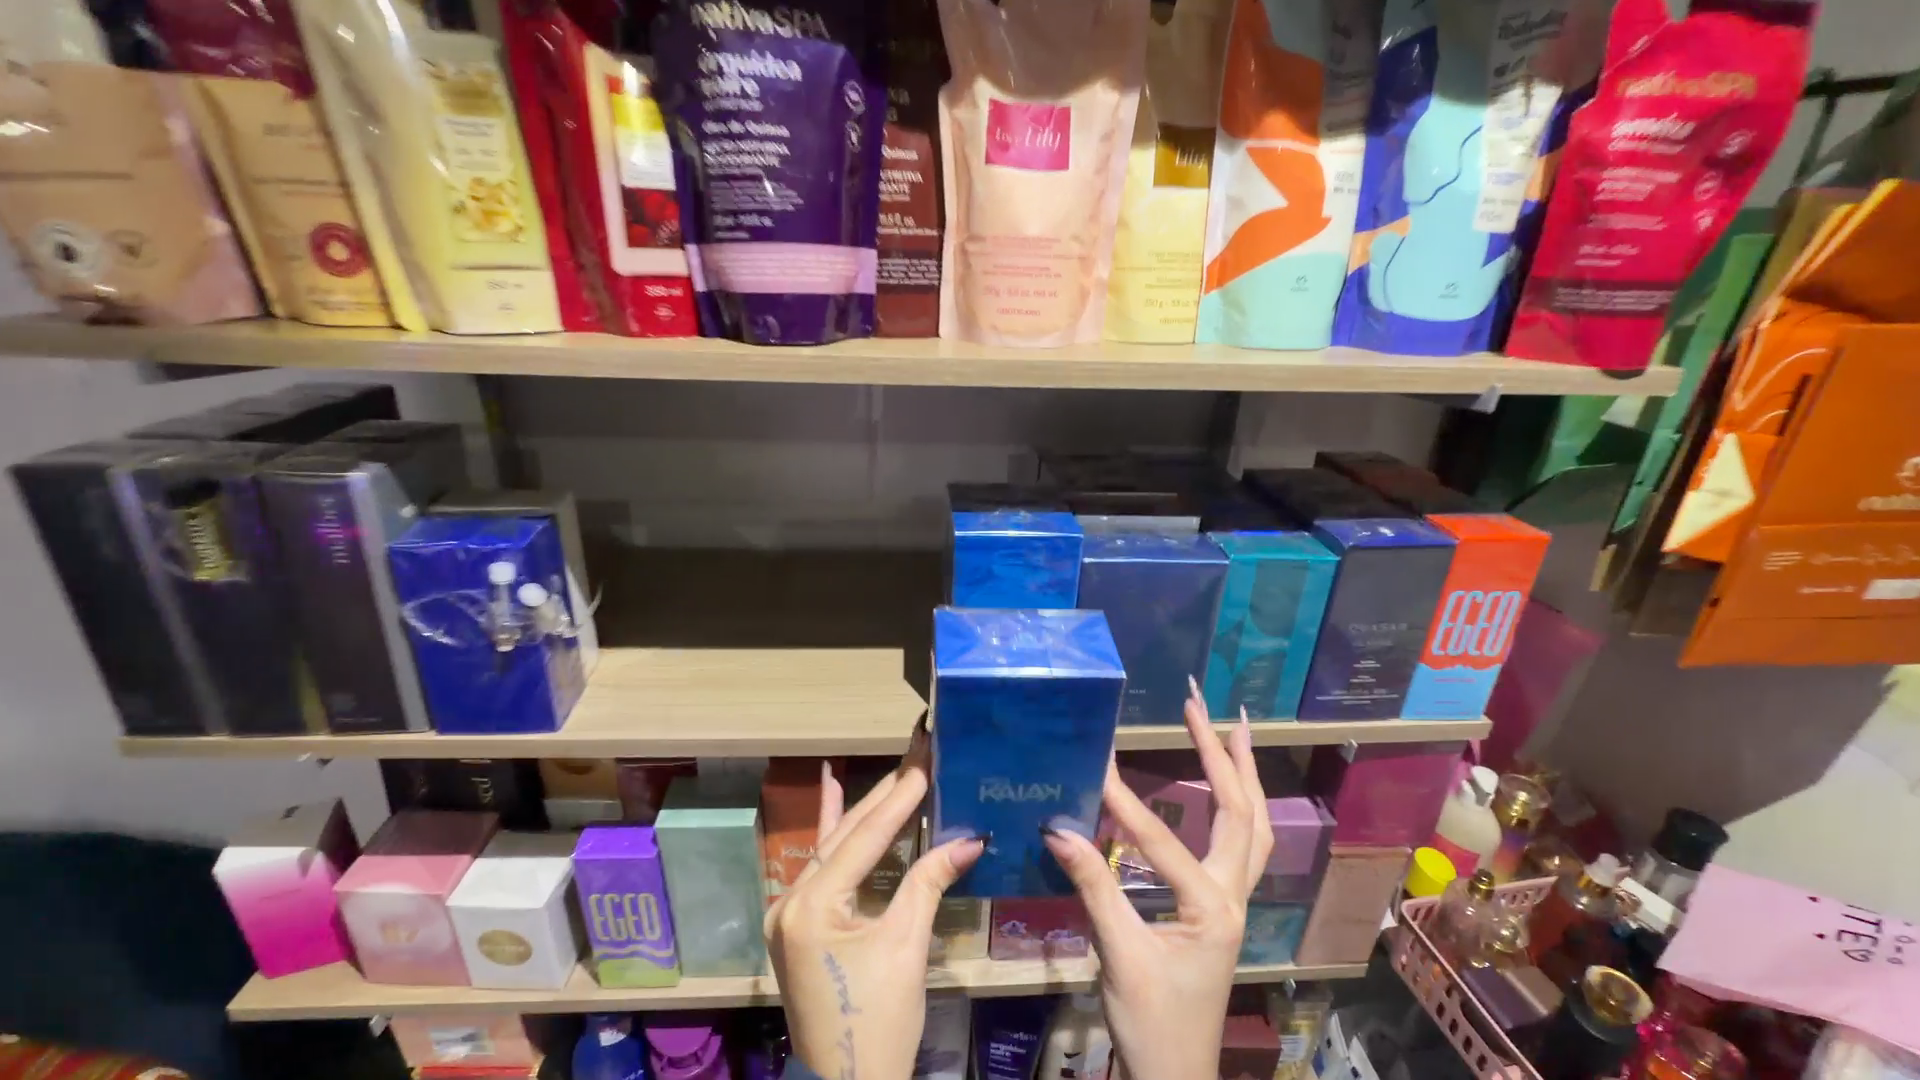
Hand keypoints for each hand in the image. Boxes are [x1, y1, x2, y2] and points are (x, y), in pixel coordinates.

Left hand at [765, 727, 984, 1079]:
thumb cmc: (879, 1021)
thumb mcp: (907, 947)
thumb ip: (929, 882)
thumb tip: (970, 837)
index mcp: (811, 906)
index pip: (864, 839)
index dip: (900, 800)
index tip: (926, 761)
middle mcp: (790, 900)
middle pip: (845, 837)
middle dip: (884, 797)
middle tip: (916, 755)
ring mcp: (789, 912)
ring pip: (833, 848)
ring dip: (865, 812)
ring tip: (894, 772)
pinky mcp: (799, 924)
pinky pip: (822, 868)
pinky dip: (836, 833)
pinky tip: (834, 791)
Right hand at [1043, 680, 1273, 1079]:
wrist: (1177, 1077)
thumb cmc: (1151, 1023)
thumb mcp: (1119, 957)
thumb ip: (1094, 888)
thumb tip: (1058, 829)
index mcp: (1211, 908)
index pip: (1162, 841)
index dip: (1124, 800)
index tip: (1097, 757)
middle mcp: (1232, 896)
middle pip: (1242, 813)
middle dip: (1223, 755)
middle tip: (1203, 705)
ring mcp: (1232, 902)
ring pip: (1252, 827)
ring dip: (1242, 775)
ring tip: (1231, 728)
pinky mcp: (1221, 910)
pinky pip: (1239, 846)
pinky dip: (1235, 806)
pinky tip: (1221, 788)